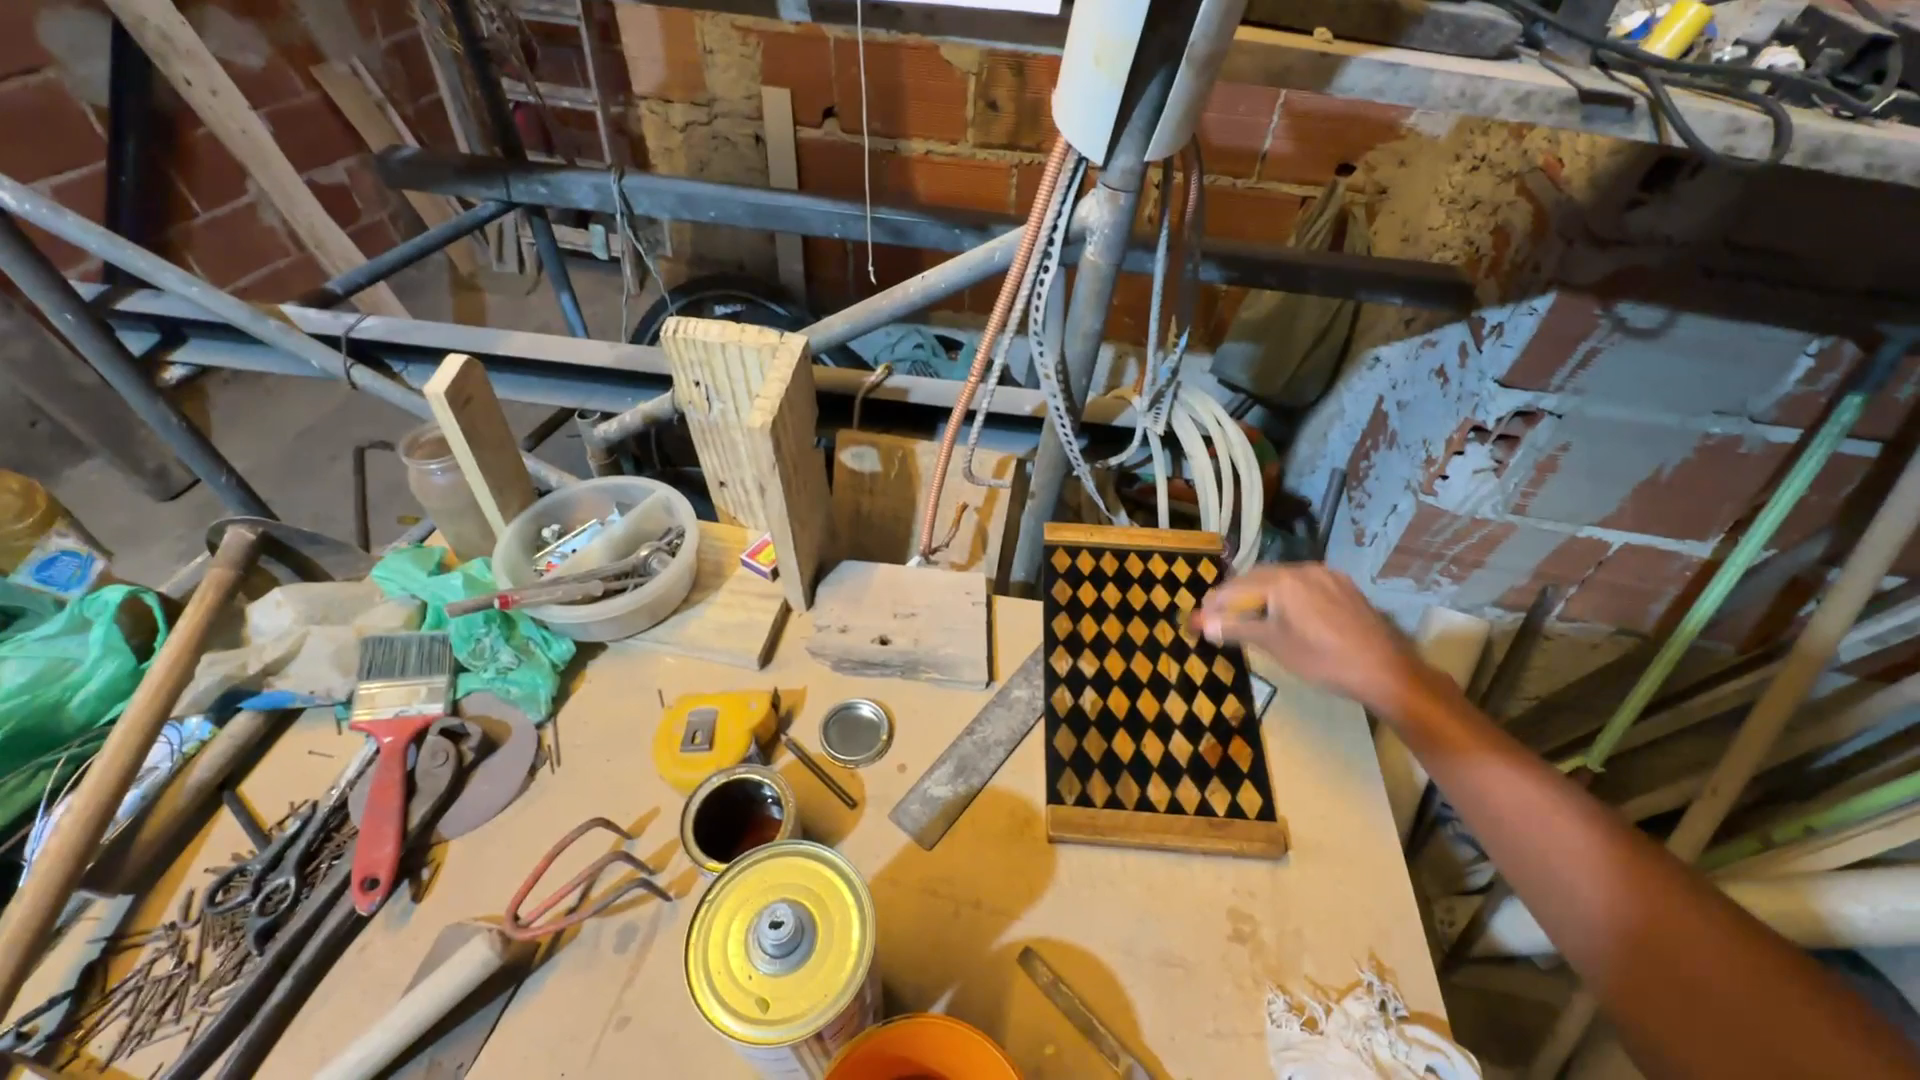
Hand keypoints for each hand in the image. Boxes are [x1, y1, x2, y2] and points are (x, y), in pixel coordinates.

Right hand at [1193, 563, 1430, 714]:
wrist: (1384, 670)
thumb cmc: (1323, 660)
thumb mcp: (1273, 645)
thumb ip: (1235, 629)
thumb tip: (1200, 624)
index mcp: (1282, 581)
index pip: (1235, 588)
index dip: (1214, 604)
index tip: (1198, 618)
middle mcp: (1303, 569)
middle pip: (1257, 578)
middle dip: (1235, 596)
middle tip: (1219, 617)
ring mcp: (1326, 575)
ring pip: (1281, 579)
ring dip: (1260, 594)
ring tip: (1248, 616)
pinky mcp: (1343, 586)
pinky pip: (1303, 584)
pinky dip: (1286, 596)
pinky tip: (1284, 614)